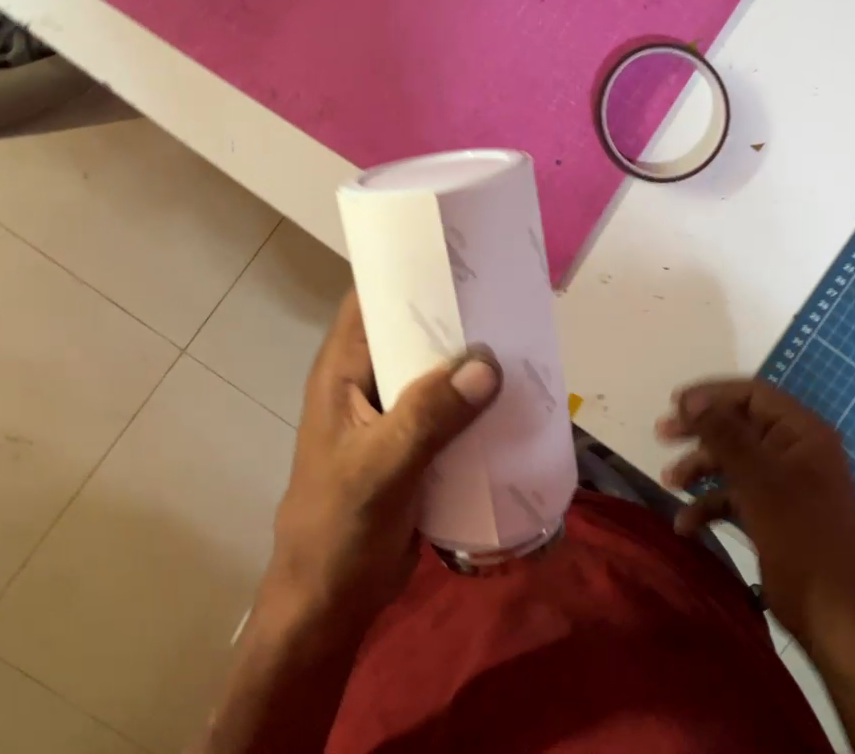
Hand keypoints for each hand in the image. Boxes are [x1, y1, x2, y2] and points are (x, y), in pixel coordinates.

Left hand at [264, 292, 499, 623]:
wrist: (331, 602)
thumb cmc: (339, 528)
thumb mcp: (381, 468)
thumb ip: (428, 417)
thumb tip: (488, 362)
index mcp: (343, 372)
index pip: (371, 299)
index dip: (408, 270)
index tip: (459, 251)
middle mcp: (366, 383)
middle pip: (411, 330)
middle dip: (455, 313)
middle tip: (509, 294)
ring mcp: (391, 415)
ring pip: (434, 370)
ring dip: (471, 359)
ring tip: (523, 337)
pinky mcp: (413, 446)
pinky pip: (448, 409)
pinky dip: (476, 401)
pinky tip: (515, 396)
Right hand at [656, 379, 854, 640]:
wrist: (835, 617)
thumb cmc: (802, 539)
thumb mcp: (760, 481)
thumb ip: (725, 434)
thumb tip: (693, 398)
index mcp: (803, 434)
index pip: (753, 395)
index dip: (712, 396)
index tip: (673, 405)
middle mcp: (795, 453)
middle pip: (739, 426)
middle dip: (700, 431)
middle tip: (660, 435)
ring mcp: (785, 486)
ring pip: (733, 462)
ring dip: (699, 468)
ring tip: (668, 482)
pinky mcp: (773, 516)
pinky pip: (735, 497)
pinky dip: (709, 505)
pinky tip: (685, 524)